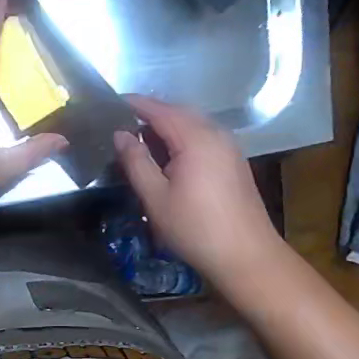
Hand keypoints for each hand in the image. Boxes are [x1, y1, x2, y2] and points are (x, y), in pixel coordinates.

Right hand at [114, 95, 286, 281]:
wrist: (246, 255)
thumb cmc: (195, 228)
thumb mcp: (156, 197)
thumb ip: (136, 161)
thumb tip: (120, 134)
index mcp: (195, 138)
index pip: (160, 110)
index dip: (135, 104)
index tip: (112, 103)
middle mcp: (216, 134)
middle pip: (179, 112)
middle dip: (152, 114)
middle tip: (124, 124)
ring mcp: (230, 147)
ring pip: (194, 125)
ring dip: (169, 127)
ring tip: (143, 141)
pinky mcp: (235, 161)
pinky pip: (205, 138)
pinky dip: (184, 138)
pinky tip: (171, 157)